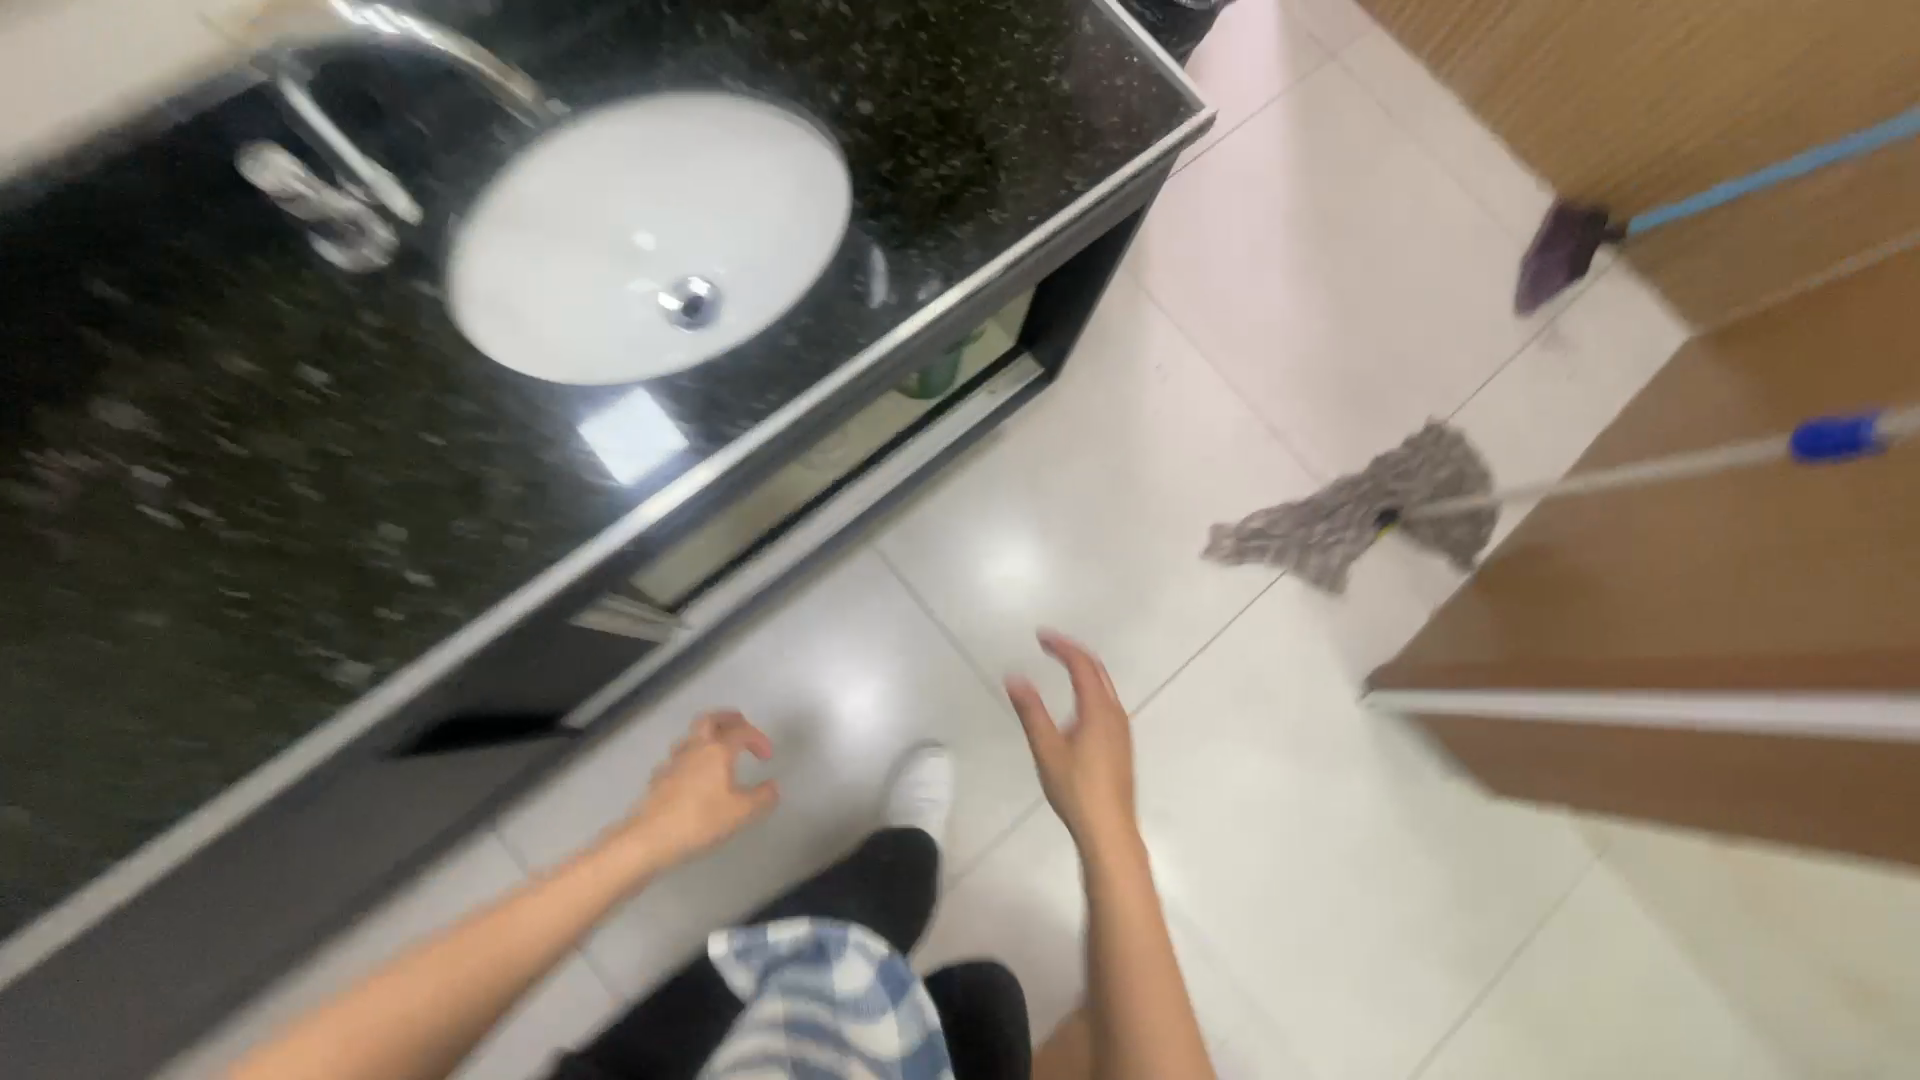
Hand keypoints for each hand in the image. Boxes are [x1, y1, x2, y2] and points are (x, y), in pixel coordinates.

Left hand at [607, 710, 779, 870]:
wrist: (649, 839)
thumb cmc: (700, 821)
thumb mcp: (742, 812)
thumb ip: (763, 797)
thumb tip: (773, 786)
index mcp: (717, 751)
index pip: (742, 732)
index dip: (758, 738)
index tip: (768, 756)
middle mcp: (694, 749)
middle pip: (710, 720)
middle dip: (728, 718)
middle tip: (740, 724)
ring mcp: (672, 763)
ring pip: (690, 737)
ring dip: (706, 737)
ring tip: (717, 750)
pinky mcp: (657, 779)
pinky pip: (676, 759)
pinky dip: (689, 759)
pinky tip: (692, 776)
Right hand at [1005, 631, 1138, 849]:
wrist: (1109, 829)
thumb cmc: (1076, 789)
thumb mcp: (1046, 748)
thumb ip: (1030, 711)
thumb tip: (1014, 678)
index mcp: (1098, 709)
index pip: (1081, 664)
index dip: (1061, 646)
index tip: (1040, 636)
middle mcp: (1115, 713)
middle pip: (1097, 671)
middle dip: (1073, 653)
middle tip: (1049, 645)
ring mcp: (1122, 730)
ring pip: (1104, 687)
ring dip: (1083, 670)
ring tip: (1061, 666)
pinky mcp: (1121, 745)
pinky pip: (1106, 702)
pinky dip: (1090, 688)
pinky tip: (1076, 705)